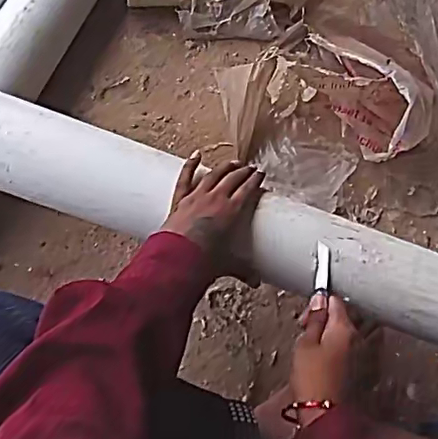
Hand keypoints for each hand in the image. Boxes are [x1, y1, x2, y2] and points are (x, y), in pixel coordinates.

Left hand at [160, 156, 263, 275]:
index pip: (247, 189)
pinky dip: (191, 165)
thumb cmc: (204, 260)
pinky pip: (186, 177)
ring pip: (213, 175)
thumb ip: (243, 271)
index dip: (255, 180)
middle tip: (251, 168)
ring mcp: (196, 196)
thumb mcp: (227, 265)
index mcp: (231, 210)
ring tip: (233, 162)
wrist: (176, 257)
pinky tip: (196, 155)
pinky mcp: (180, 199)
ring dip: (224, 167)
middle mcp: (215, 198)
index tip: (261, 175)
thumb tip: (256, 282)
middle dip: (243, 172)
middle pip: (233, 179)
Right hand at [289, 294, 358, 425]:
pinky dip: (349, 344)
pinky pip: (360, 346)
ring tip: (325, 341)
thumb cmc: (311, 380)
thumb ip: (314, 320)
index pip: (335, 302)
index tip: (307, 318)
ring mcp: (366, 353)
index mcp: (344, 328)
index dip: (319, 305)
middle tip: (311, 330)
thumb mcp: (304, 345)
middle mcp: (360, 337)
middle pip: (348, 314)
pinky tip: (335, 355)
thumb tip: (320, 300)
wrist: (325, 415)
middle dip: (330, 317)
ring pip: (356, 330)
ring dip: (342, 330)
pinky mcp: (366, 368)